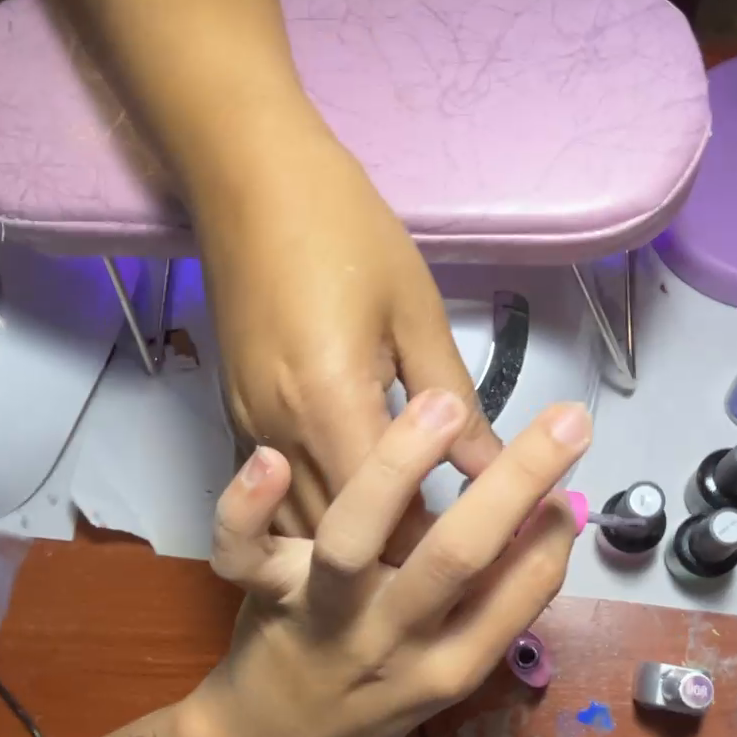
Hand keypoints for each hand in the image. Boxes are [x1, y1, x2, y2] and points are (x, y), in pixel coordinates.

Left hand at [185, 389, 589, 736]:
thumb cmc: (370, 706)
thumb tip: (548, 524)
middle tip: (567, 421)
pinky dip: (248, 508)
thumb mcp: (444, 675)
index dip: (552, 539)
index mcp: (448, 665)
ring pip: (356, 542)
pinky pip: (244, 555)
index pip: (518, 597)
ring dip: (399, 468)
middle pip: (458, 558)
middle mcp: (390, 640)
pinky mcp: (264, 595)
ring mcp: (323, 616)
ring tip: (443, 404)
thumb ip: (492, 609)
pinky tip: (271, 459)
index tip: (571, 484)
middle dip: (516, 483)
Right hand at [198, 133, 500, 535]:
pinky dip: (324, 517)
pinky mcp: (237, 419)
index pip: (387, 517)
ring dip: (358, 545)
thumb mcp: (417, 313)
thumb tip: (499, 471)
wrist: (246, 175)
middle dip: (396, 559)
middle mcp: (280, 435)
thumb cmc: (346, 231)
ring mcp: (250, 431)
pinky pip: (281, 496)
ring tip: (412, 548)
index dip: (435, 548)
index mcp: (329, 406)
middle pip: (339, 538)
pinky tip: (362, 513)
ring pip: (303, 528)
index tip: (483, 555)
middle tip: (454, 562)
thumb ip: (460, 403)